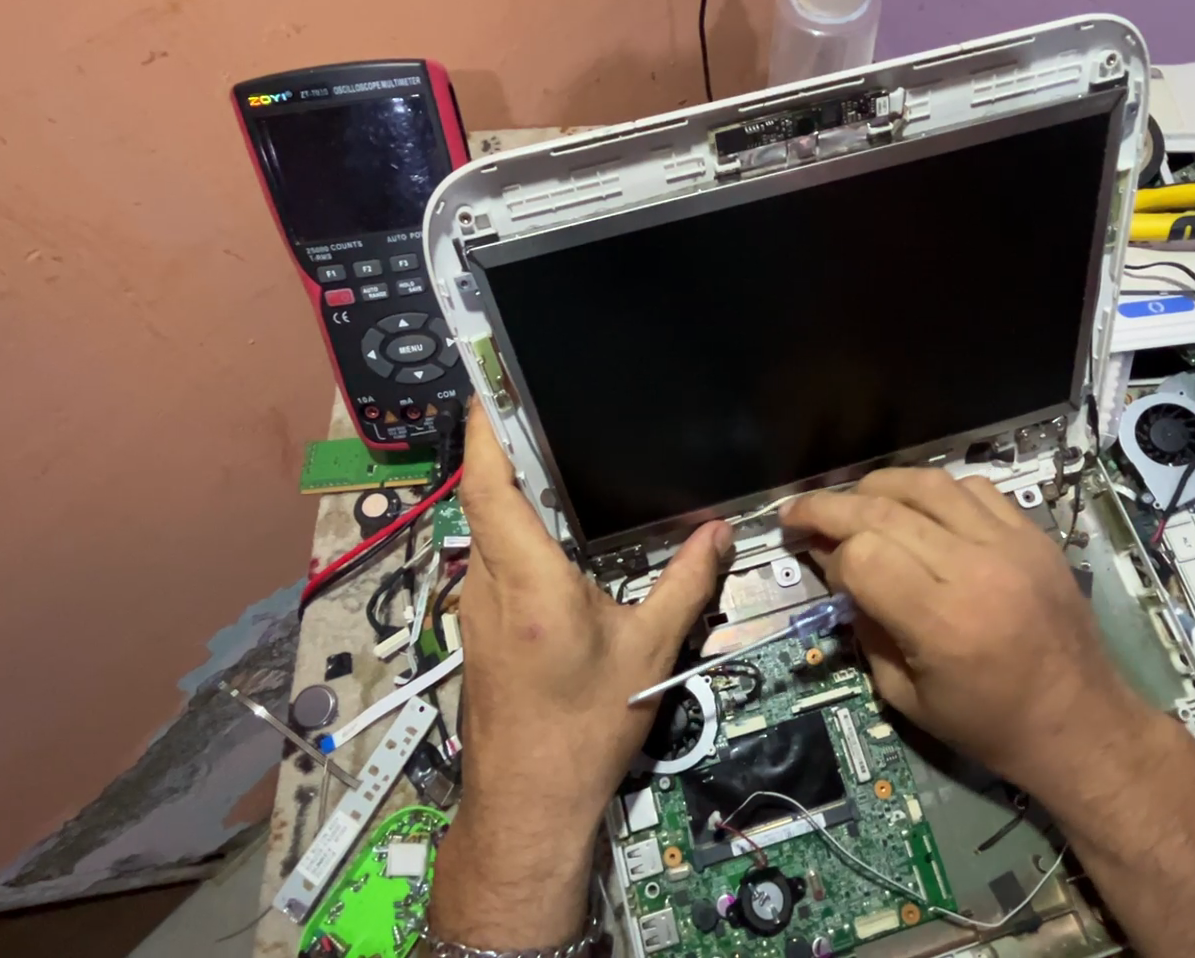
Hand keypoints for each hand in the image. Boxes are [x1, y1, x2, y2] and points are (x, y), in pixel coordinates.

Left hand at [431, 406, 731, 946]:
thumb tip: (720, 531)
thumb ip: (687, 583)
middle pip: (480, 499)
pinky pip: (487, 559)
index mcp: (528, 579)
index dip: (482, 433)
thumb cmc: (587, 725)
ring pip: (481, 531)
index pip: (489, 487)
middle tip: (532, 412)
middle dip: (496, 449)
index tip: (488, 390)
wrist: (528, 803)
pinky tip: (544, 533)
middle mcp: (488, 584)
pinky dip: (506, 529)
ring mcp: (474, 608)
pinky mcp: (475, 629)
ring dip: (501, 491)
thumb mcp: (649, 650)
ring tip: (542, 460)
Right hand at [779, 467, 1154, 809]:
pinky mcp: (1033, 534)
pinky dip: (933, 490)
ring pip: (926, 484)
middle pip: (882, 510)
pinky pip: (973, 487)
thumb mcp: (905, 695)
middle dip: (828, 507)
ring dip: (877, 485)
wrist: (1083, 725)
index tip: (825, 572)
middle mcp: (975, 570)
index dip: (832, 559)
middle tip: (797, 512)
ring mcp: (1010, 545)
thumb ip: (863, 626)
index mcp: (942, 623)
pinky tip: (917, 507)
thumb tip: (833, 567)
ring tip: (853, 500)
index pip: (863, 555)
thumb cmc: (988, 725)